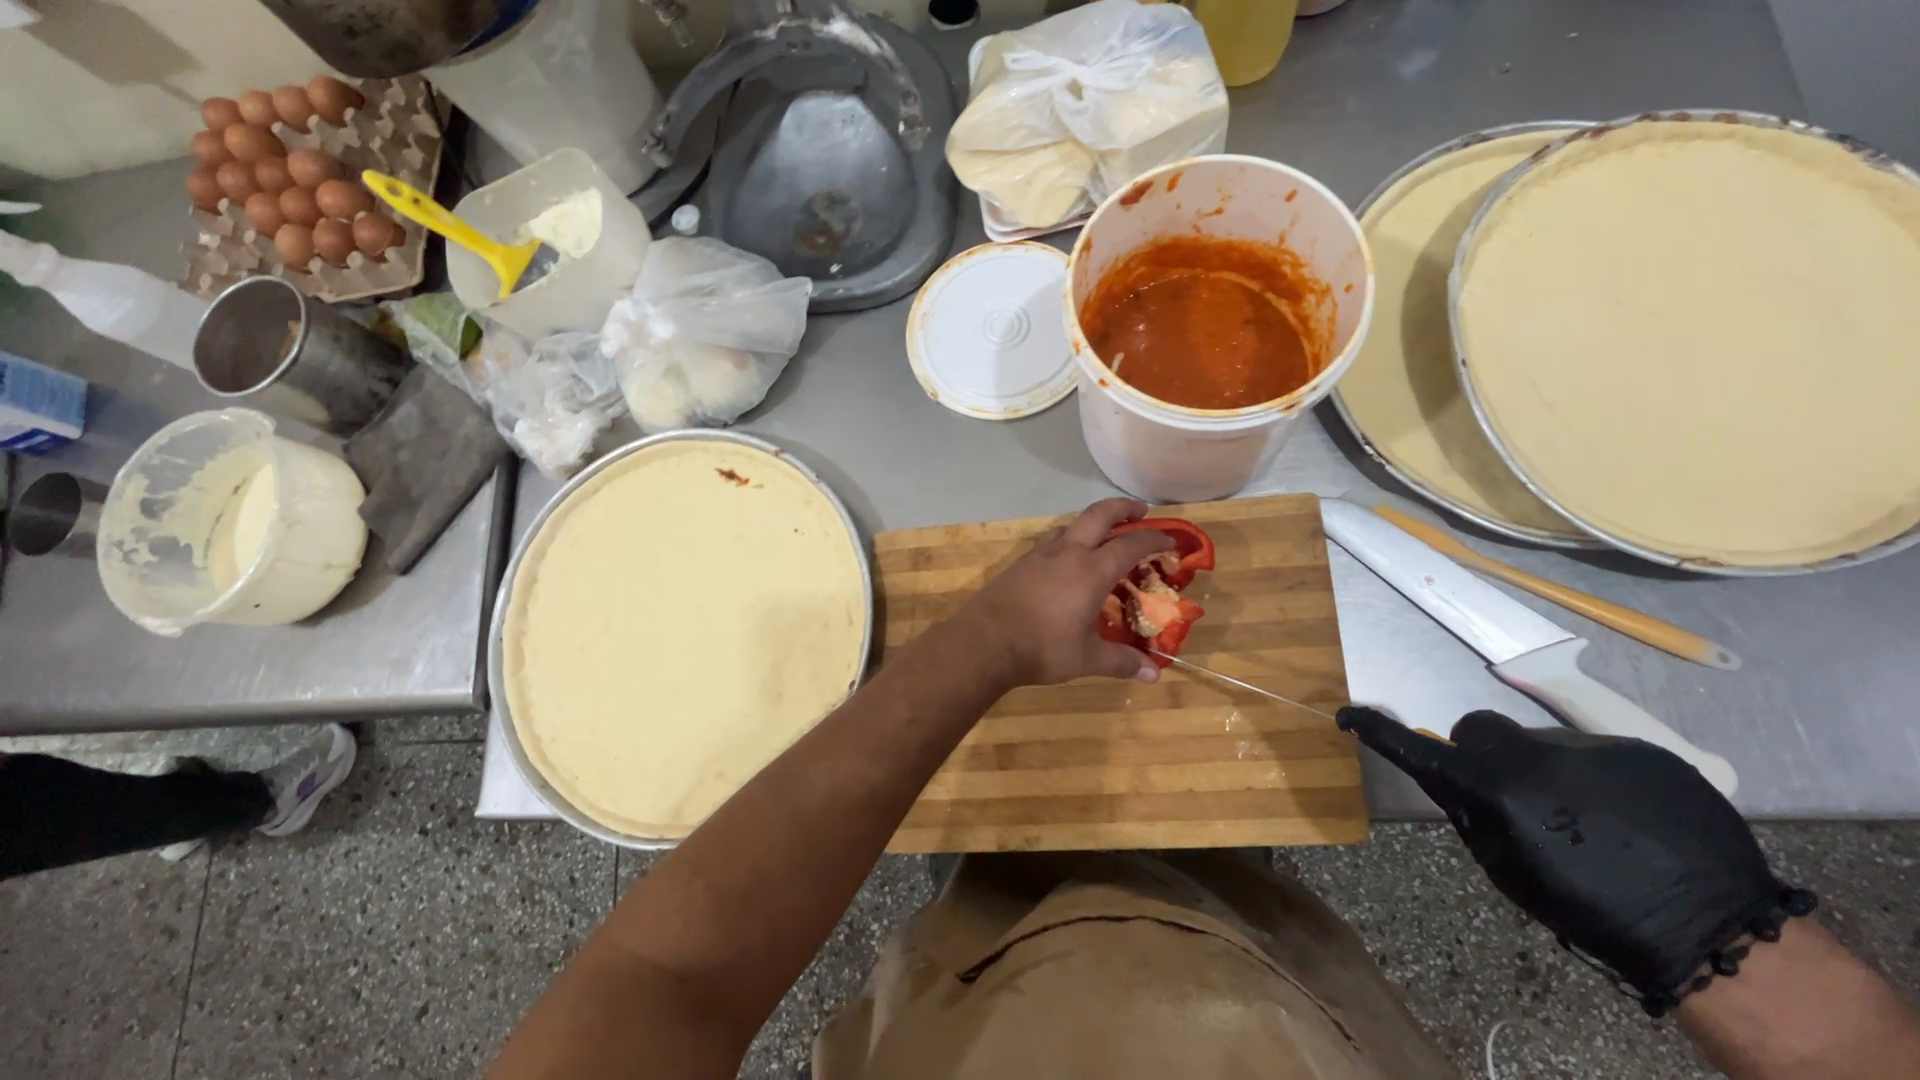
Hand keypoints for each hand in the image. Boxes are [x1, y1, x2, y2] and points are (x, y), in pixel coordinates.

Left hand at [956, 498, 1173, 688]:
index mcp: (1092, 570)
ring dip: (1091, 522)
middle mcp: (1068, 553)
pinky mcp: (1020, 563)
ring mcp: (1039, 554)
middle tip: (1140, 511)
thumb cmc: (1041, 648)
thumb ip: (1121, 661)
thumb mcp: (1086, 658)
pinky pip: (1051, 541)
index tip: (1170, 542)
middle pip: (1100, 514)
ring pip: (1071, 524)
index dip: (1154, 540)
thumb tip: (1153, 674)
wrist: (983, 641)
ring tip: (1102, 536)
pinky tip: (1065, 560)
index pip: (1131, 544)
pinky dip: (1068, 540)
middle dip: (1123, 508)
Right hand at [1341, 706, 1814, 1014]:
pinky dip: (1591, 778)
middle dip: (1480, 753)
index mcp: (1493, 787)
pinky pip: (1593, 754)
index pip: (1419, 748)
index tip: (1349, 715)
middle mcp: (1533, 752)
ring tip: (1582, 818)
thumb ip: (1474, 815)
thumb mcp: (1507, 869)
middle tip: (1505, 794)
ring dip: (1542, 770)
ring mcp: (1591, 746)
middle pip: (1482, 729)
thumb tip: (1462, 784)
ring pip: (1540, 743)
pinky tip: (1622, 816)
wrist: (1706, 924)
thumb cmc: (1587, 909)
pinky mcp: (1640, 749)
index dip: (1378, 729)